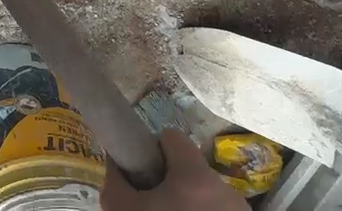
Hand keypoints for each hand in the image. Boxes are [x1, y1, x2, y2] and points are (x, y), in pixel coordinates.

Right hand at [102, 131, 245, 210]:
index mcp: (196, 177)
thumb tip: (116, 161)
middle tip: (155, 202)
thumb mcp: (121, 208)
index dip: (153, 149)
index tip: (143, 170)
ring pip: (209, 195)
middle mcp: (227, 191)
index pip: (173, 138)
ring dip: (191, 204)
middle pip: (192, 170)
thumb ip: (115, 177)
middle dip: (173, 182)